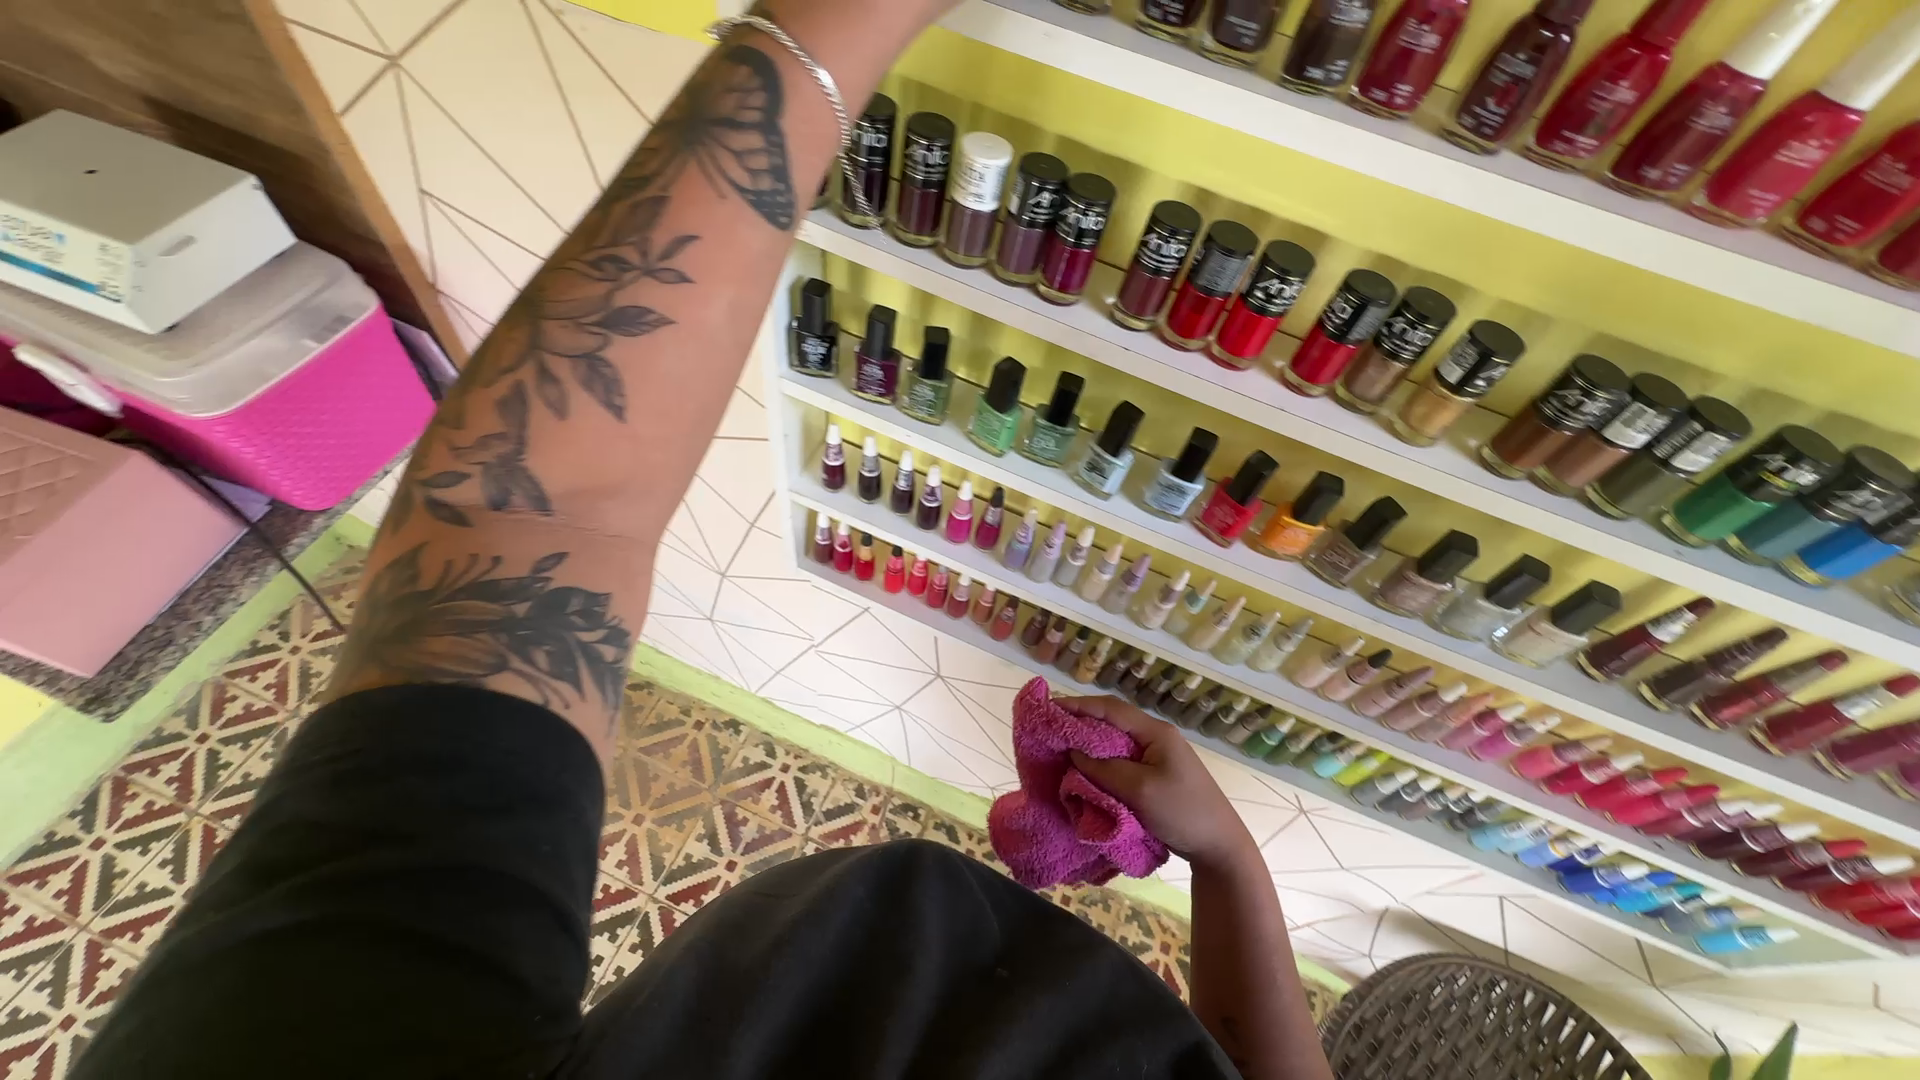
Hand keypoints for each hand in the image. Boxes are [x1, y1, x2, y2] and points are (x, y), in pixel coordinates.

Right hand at [1062, 695, 1256, 868]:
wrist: (1220, 846)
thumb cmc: (1183, 812)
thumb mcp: (1140, 790)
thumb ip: (1104, 769)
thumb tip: (1074, 752)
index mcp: (1156, 733)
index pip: (1111, 708)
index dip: (1079, 705)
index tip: (1050, 709)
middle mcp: (1156, 738)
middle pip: (1112, 722)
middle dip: (1081, 723)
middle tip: (1051, 730)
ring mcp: (1157, 757)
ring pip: (1116, 743)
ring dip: (1090, 744)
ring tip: (1061, 749)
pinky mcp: (1155, 775)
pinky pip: (1121, 761)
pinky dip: (1101, 762)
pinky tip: (1085, 769)